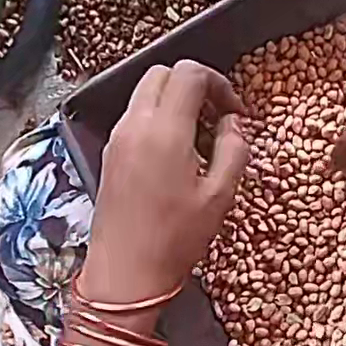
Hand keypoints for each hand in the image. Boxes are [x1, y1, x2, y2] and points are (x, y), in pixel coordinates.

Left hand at [83, 59, 249, 307]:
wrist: (124, 272)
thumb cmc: (176, 238)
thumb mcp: (219, 196)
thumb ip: (234, 149)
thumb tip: (233, 123)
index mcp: (164, 130)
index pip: (189, 73)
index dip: (219, 83)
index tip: (235, 112)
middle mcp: (135, 124)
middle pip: (163, 73)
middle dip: (195, 85)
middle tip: (217, 117)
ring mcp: (118, 137)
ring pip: (146, 92)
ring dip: (176, 100)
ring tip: (200, 137)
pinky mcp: (110, 153)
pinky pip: (136, 116)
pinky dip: (159, 117)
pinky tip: (177, 153)